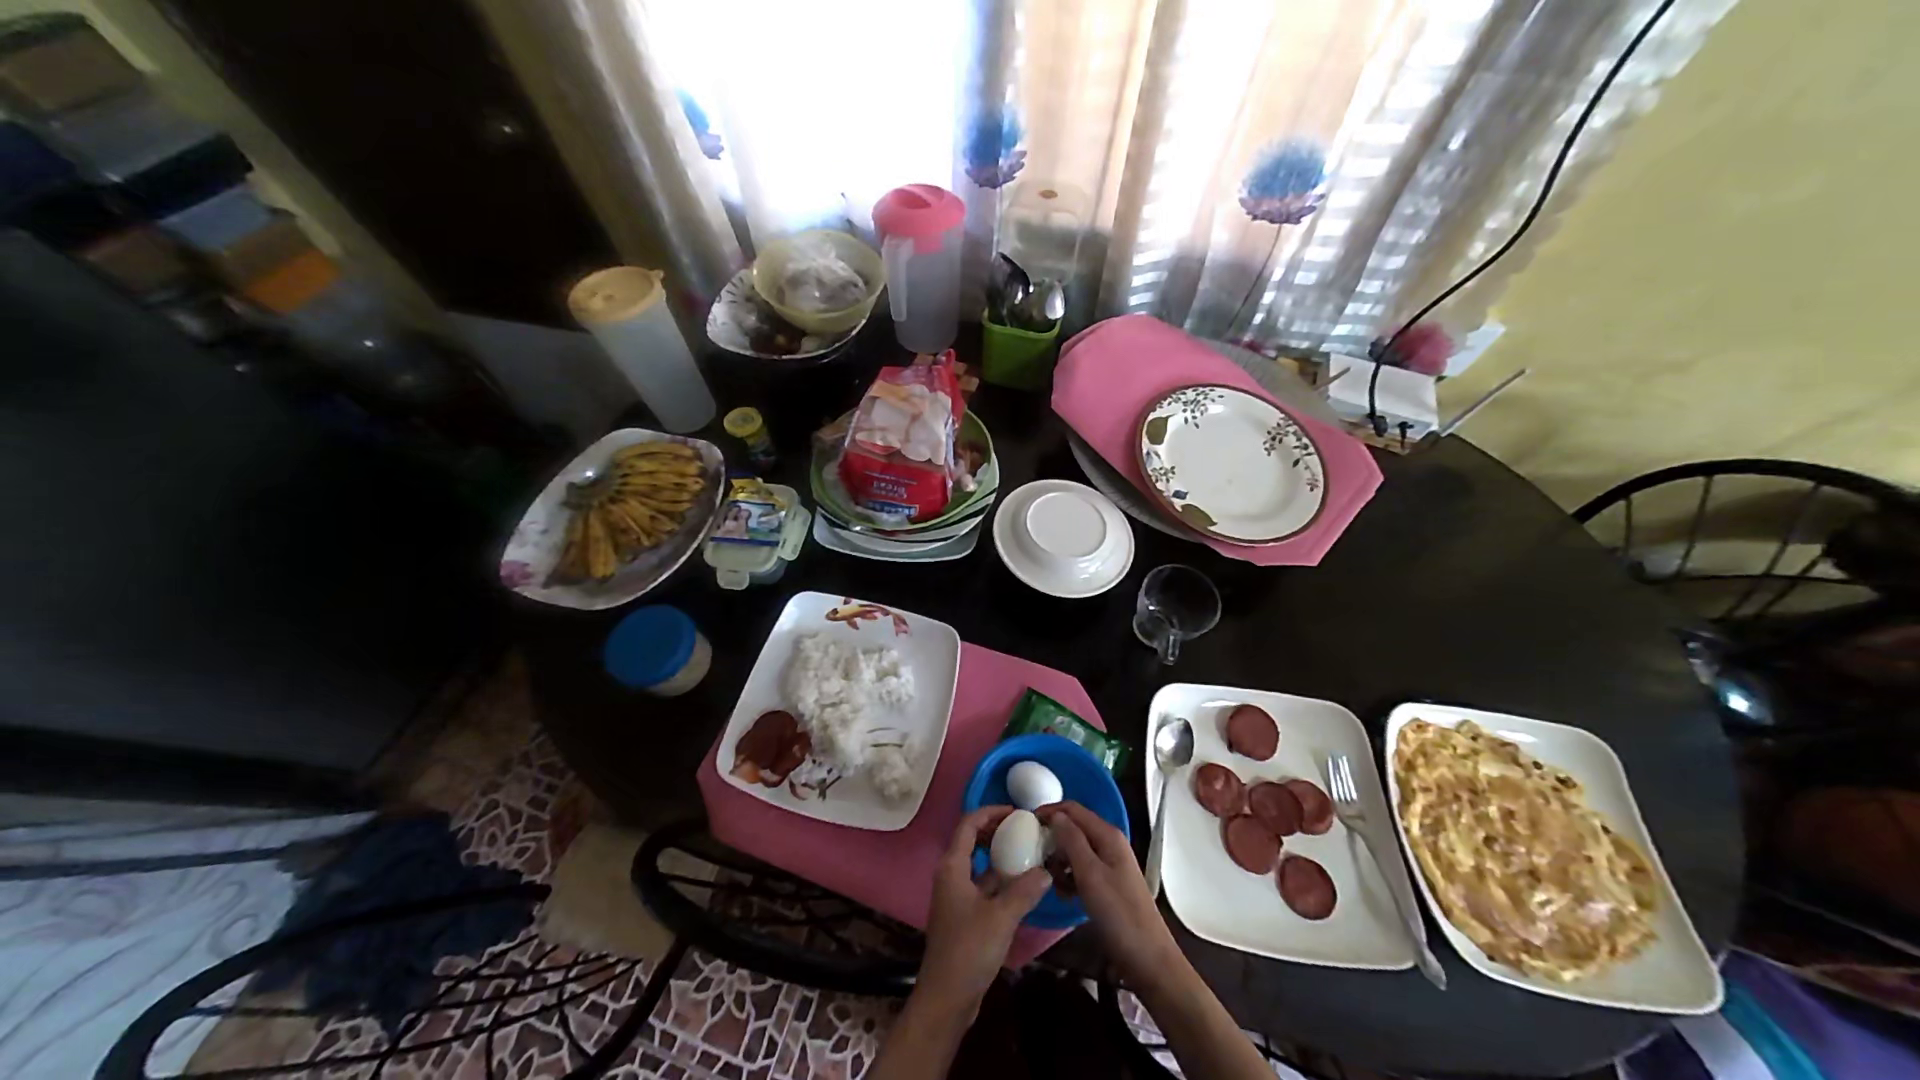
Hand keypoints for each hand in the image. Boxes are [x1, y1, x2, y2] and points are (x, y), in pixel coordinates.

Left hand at [918, 805, 1051, 1008]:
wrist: (947, 996)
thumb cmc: (969, 950)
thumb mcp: (1001, 916)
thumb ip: (1024, 890)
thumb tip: (1046, 870)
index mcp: (952, 866)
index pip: (968, 824)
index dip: (991, 812)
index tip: (1017, 811)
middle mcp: (950, 875)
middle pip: (972, 840)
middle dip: (998, 831)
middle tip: (1026, 829)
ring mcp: (956, 895)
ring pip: (980, 864)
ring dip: (1001, 856)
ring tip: (1030, 853)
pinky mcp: (964, 914)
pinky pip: (983, 884)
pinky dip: (1001, 879)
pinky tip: (1023, 884)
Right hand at [1040, 801, 1181, 985]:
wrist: (1147, 958)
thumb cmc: (1118, 914)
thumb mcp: (1090, 874)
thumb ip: (1071, 840)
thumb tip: (1055, 815)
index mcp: (1108, 835)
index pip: (1073, 809)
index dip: (1049, 812)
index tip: (1024, 824)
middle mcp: (1109, 844)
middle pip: (1074, 828)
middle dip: (1053, 839)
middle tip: (1033, 857)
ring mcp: (1110, 864)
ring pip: (1075, 851)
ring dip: (1059, 862)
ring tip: (1049, 880)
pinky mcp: (1107, 884)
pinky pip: (1081, 870)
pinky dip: (1069, 877)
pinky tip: (1062, 894)